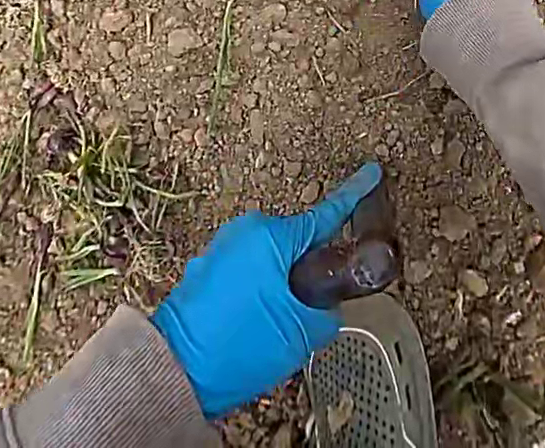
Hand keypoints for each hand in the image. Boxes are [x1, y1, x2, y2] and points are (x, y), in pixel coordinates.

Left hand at [150, 163, 383, 418]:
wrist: (172, 371)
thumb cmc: (239, 344)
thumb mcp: (301, 333)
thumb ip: (327, 312)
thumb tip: (329, 307)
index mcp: (273, 236)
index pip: (327, 213)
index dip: (354, 194)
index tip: (372, 172)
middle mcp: (247, 230)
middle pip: (296, 242)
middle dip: (306, 267)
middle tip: (307, 302)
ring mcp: (223, 247)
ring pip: (269, 259)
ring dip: (278, 282)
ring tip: (269, 323)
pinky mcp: (206, 266)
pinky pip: (245, 270)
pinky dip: (254, 289)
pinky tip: (249, 322)